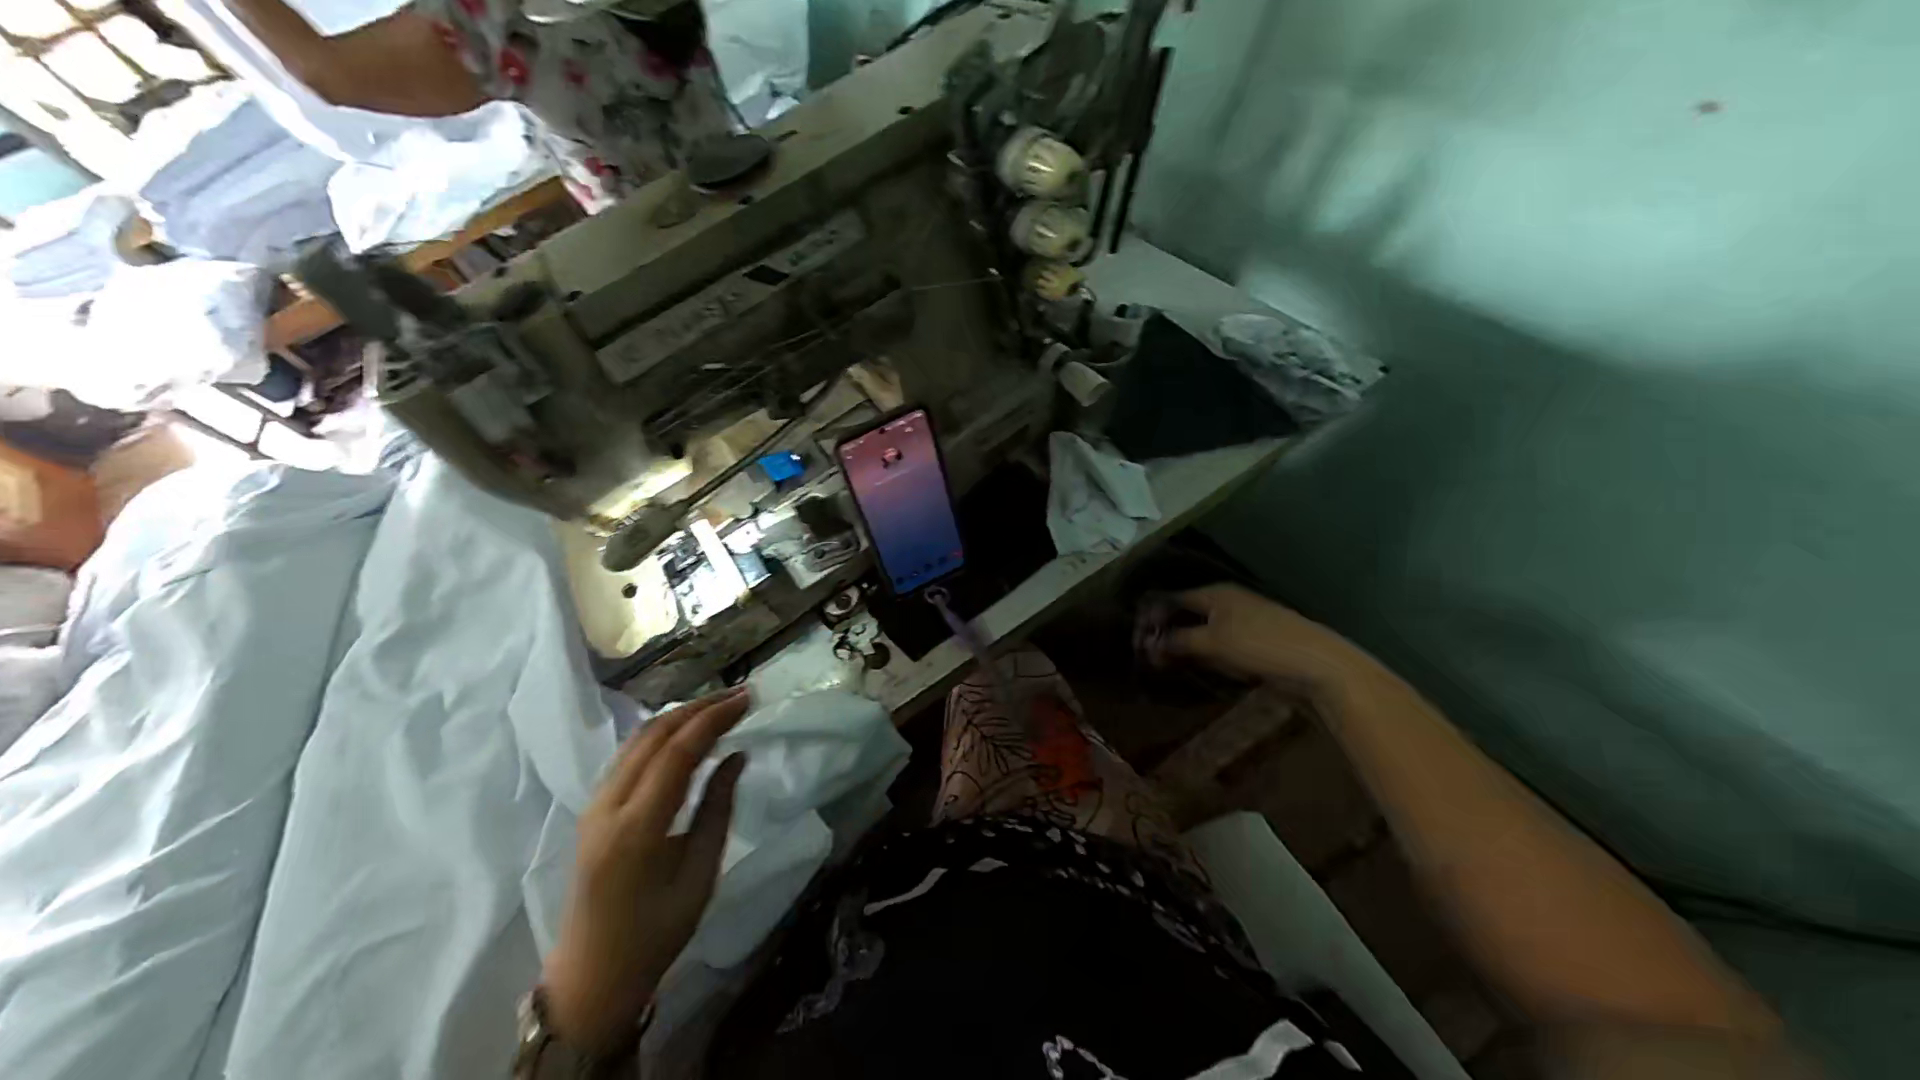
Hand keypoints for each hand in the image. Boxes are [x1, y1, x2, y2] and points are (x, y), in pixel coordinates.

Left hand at [542, 687, 752, 1055]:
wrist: (591, 975)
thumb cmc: (656, 934)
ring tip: (719, 707)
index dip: (714, 718)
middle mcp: (607, 806)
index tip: (747, 699)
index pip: (677, 752)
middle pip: (654, 736)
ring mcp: (594, 805)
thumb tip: (736, 756)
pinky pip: (629, 756)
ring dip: (679, 717)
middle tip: (740, 696)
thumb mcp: (699, 875)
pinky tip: (687, 733)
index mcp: (636, 828)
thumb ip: (717, 809)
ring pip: (637, 740)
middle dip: (699, 708)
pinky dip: (662, 734)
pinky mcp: (593, 809)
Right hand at [1163, 583, 1367, 691]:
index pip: (1172, 599)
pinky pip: (1218, 645)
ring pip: (1202, 631)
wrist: (1317, 665)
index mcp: (1215, 593)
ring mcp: (1242, 622)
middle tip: (1149, 657)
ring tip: (1167, 664)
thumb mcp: (1212, 642)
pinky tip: (1197, 668)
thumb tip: (1150, 645)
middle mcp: (1227, 602)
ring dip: (1184, 646)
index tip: (1137, 641)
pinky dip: (1204, 654)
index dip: (1152, 618)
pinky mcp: (1254, 643)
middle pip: (1186, 614)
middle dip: (1166, 633)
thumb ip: (1177, 641)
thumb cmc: (1259, 646)